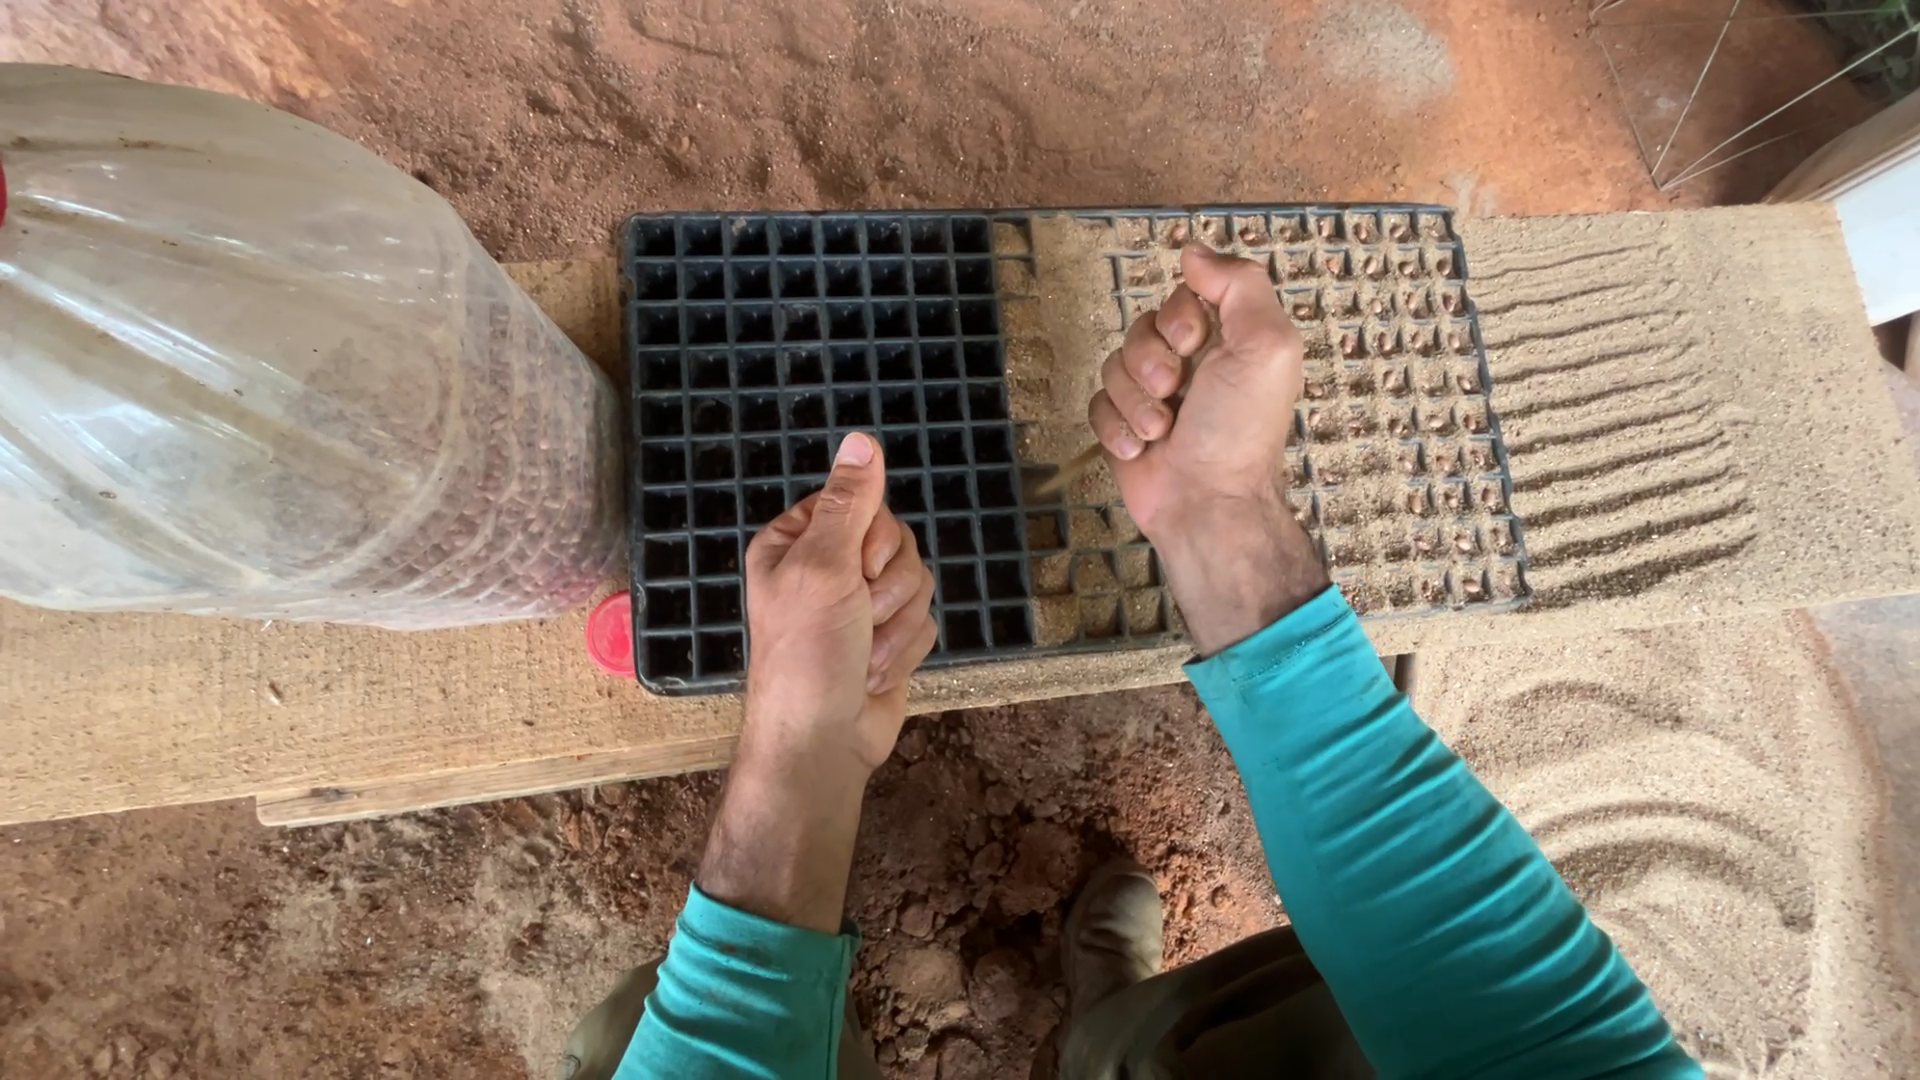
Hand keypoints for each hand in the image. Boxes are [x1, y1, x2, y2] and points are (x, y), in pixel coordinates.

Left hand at [699, 432, 936, 932]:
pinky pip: (925, 620)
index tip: (859, 568)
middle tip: (860, 615)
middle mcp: (831, 567)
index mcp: (800, 541)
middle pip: (898, 541)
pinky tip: (876, 670)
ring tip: (864, 650)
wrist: (825, 738)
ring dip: (896, 624)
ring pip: (918, 581)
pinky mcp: (891, 635)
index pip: (863, 503)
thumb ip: (850, 503)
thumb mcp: (824, 568)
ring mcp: (863, 603)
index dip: (872, 537)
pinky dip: (903, 649)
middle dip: (887, 588)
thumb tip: (862, 438)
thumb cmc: (809, 651)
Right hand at [1087, 245, 1328, 654]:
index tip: (1196, 346)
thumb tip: (1193, 251)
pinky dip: (1116, 428)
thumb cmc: (1239, 429)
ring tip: (1161, 432)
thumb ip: (1240, 285)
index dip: (1178, 318)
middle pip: (1139, 329)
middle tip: (1176, 394)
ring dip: (1135, 403)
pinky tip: (1140, 450)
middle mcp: (1187, 363)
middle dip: (1151, 364)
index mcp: (1226, 340)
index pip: (1181, 297)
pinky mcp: (1120, 426)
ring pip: (1112, 366)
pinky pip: (1096, 405)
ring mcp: (1150, 396)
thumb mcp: (1266, 346)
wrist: (1205, 503)